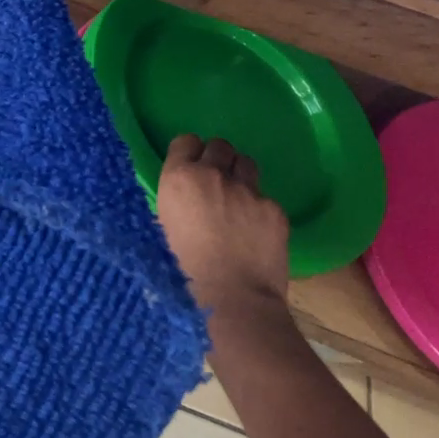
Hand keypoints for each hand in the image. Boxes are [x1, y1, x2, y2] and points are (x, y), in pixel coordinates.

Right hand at [155, 134, 290, 315]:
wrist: (232, 297)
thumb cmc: (183, 265)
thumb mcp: (165, 221)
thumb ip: (176, 196)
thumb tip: (184, 191)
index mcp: (179, 176)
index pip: (186, 140)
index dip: (189, 152)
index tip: (191, 165)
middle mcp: (213, 174)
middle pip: (220, 145)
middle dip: (218, 158)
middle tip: (217, 180)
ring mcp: (247, 190)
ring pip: (246, 163)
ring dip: (240, 174)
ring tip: (239, 198)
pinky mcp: (274, 209)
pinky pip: (265, 197)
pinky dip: (259, 208)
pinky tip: (255, 230)